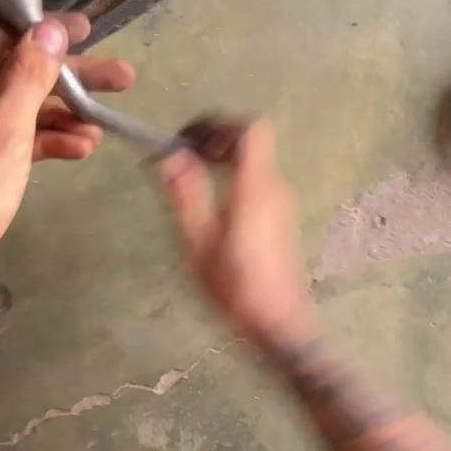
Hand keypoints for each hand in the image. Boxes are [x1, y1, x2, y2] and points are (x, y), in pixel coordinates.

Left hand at [0, 13, 134, 319]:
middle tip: (121, 80)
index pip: (1, 35)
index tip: (91, 33)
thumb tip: (50, 27)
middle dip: (67, 78)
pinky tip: (78, 151)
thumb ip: (29, 77)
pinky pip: (5, 140)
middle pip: (13, 72)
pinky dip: (39, 142)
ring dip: (59, 115)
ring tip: (103, 126)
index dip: (47, 32)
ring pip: (13, 109)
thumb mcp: (2, 134)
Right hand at [158, 120, 320, 346]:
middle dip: (213, 140)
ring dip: (221, 159)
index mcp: (254, 187)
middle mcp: (274, 187)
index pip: (250, 129)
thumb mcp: (198, 244)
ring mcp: (281, 202)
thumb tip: (169, 157)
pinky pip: (255, 180)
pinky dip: (231, 176)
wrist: (280, 325)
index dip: (218, 124)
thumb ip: (185, 196)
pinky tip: (210, 204)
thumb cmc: (236, 288)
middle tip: (181, 159)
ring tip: (189, 181)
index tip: (189, 140)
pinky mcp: (280, 217)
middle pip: (250, 141)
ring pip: (253, 160)